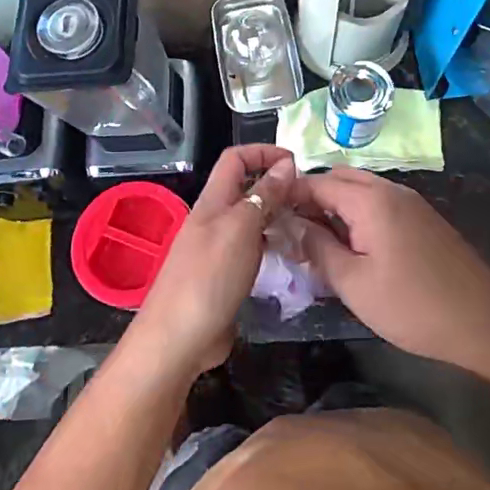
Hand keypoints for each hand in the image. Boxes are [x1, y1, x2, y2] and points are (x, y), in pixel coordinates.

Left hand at [127, 144, 296, 379]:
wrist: (178, 338)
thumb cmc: (209, 278)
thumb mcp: (239, 229)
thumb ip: (262, 196)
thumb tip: (285, 165)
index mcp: (212, 201)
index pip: (235, 159)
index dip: (263, 151)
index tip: (296, 162)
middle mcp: (214, 220)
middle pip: (245, 187)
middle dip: (276, 183)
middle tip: (311, 197)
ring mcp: (218, 249)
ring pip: (251, 219)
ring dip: (277, 214)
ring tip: (308, 222)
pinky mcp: (225, 276)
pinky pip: (252, 248)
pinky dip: (272, 244)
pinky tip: (291, 255)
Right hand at [289, 167, 489, 378]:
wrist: (484, 322)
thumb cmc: (412, 306)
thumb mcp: (353, 282)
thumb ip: (316, 247)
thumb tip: (289, 223)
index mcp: (370, 200)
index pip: (316, 181)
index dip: (289, 198)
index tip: (270, 223)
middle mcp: (391, 191)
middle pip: (339, 179)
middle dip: (312, 200)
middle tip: (293, 235)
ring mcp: (411, 204)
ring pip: (360, 192)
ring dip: (335, 209)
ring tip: (318, 245)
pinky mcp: (423, 220)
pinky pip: (380, 206)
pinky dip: (358, 218)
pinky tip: (351, 250)